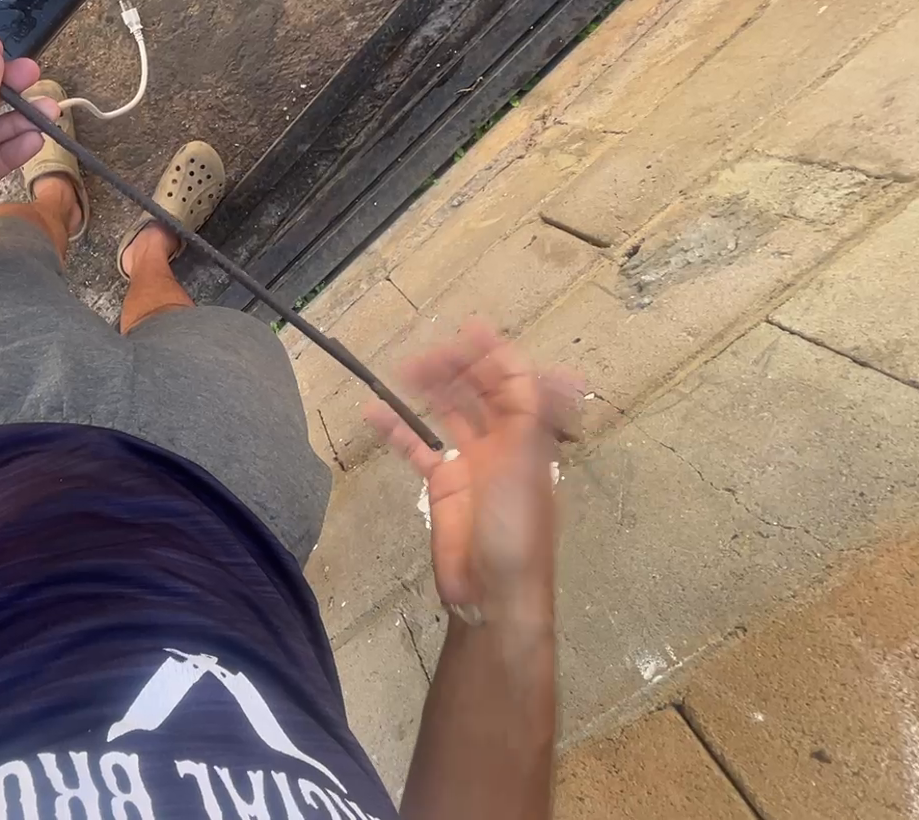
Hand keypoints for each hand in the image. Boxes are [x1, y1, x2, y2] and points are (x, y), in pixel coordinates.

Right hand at [363, 318, 582, 625]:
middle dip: (458, 367)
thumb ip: (530, 416)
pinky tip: (374, 412)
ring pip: (448, 412)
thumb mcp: (528, 467)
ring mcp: (470, 462)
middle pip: (479, 393)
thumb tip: (544, 367)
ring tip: (402, 369)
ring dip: (429, 390)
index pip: (513, 384)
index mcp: (528, 438)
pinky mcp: (442, 483)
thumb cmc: (516, 529)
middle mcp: (501, 444)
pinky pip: (416, 447)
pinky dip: (397, 429)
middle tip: (426, 351)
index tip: (469, 328)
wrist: (492, 590)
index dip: (495, 355)